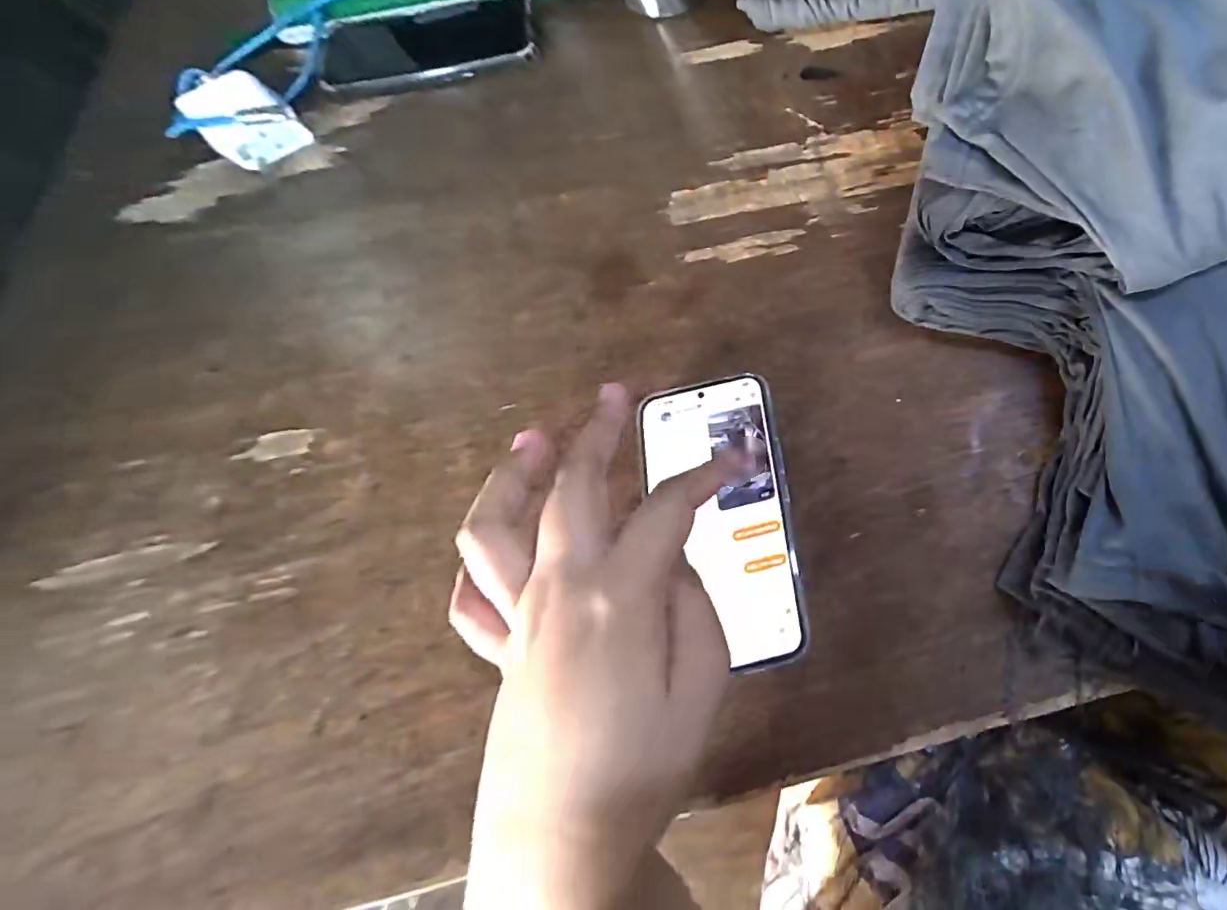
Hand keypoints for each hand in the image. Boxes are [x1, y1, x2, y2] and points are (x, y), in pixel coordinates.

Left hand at [450, 383, 739, 909]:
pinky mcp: (500, 652)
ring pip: (496, 527)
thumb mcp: (704, 678)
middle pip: (573, 490)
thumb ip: (694, 602)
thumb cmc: (648, 761)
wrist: (562, 844)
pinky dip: (481, 556)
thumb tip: (675, 558)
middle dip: (598, 435)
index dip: (708, 473)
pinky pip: (473, 593)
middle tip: (618, 395)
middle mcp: (560, 590)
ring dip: (516, 475)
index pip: (669, 507)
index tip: (740, 457)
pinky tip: (499, 540)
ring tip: (534, 438)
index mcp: (619, 594)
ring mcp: (520, 619)